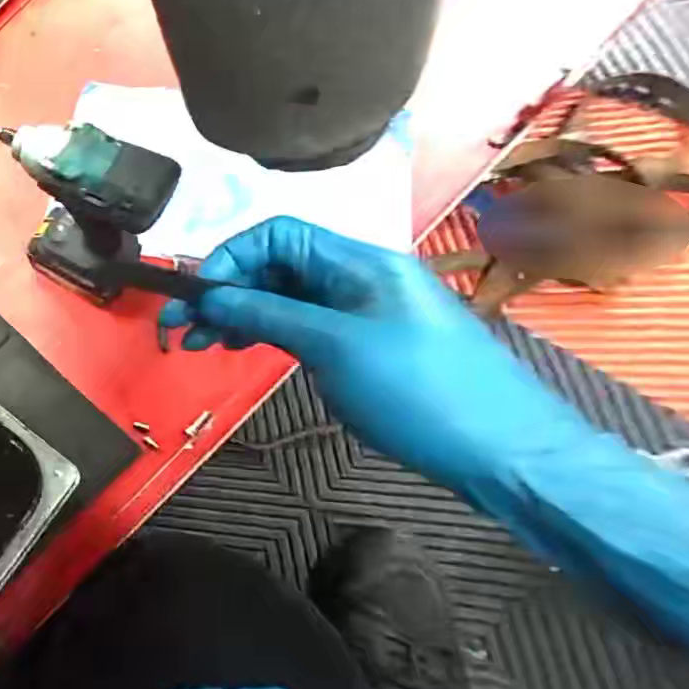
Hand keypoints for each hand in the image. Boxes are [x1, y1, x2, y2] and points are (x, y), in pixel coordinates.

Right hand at [159, 217, 593, 482]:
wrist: (505, 454)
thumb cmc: (419, 391)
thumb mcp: (334, 347)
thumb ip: (267, 315)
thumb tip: (210, 296)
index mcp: (357, 261)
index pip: (278, 234)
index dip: (232, 256)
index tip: (201, 295)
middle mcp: (355, 277)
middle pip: (276, 266)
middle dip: (226, 291)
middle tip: (184, 329)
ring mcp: (358, 312)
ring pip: (284, 298)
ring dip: (240, 316)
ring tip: (202, 345)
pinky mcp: (360, 343)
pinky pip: (302, 325)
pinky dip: (268, 333)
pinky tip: (242, 350)